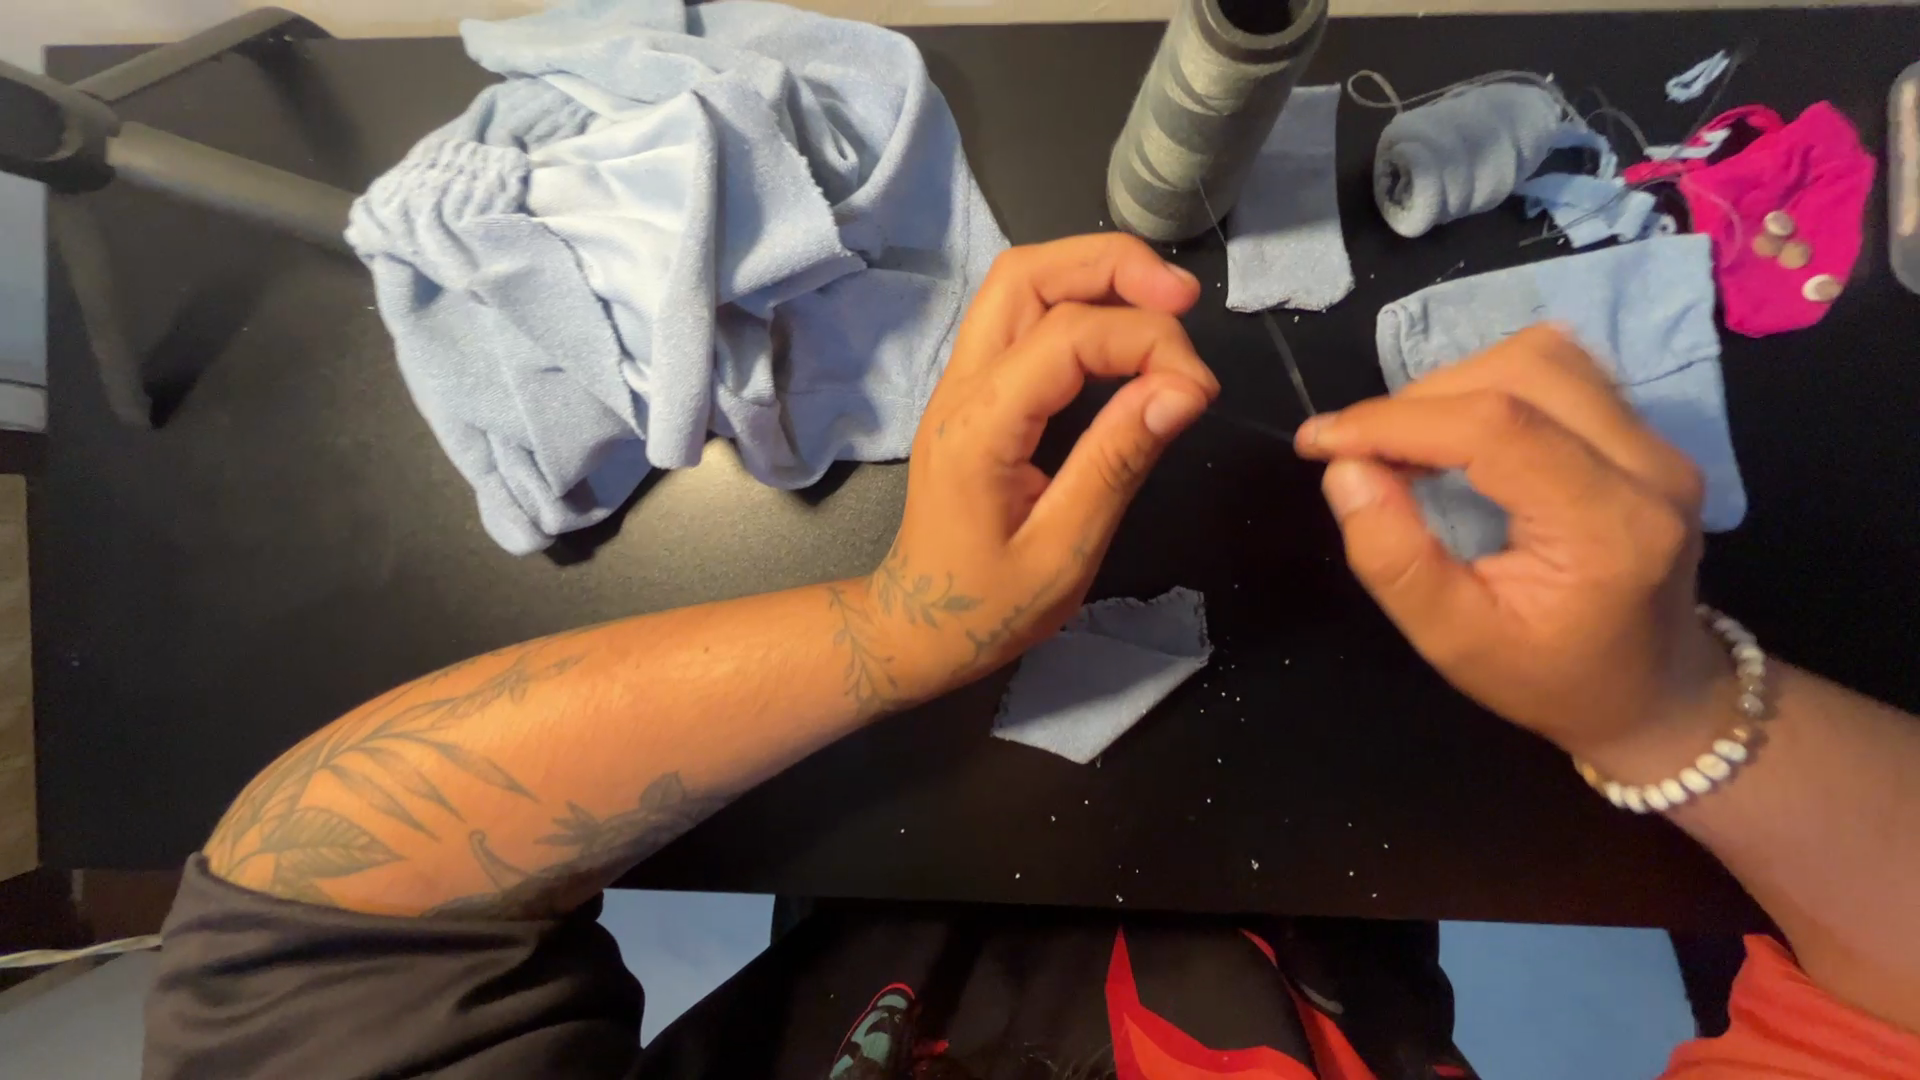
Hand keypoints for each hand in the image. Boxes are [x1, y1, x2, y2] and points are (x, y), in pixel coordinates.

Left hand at [867, 234, 1218, 693]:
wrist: (918, 626)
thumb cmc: (987, 606)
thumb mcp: (1063, 551)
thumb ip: (1116, 463)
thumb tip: (1182, 390)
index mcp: (980, 428)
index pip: (1067, 337)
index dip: (1147, 343)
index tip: (1200, 390)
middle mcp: (960, 389)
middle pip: (1026, 275)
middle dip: (1111, 266)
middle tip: (1183, 296)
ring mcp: (958, 387)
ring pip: (1018, 287)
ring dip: (1091, 276)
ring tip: (1160, 304)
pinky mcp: (971, 398)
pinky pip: (1018, 322)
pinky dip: (1073, 306)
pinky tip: (1117, 334)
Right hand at [1294, 325, 1727, 761]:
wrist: (1651, 694)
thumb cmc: (1544, 678)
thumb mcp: (1449, 640)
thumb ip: (1392, 558)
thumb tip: (1345, 471)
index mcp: (1605, 527)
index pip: (1494, 428)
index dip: (1391, 421)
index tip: (1319, 443)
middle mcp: (1647, 466)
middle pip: (1519, 372)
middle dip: (1414, 402)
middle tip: (1362, 452)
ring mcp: (1655, 443)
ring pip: (1538, 357)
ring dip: (1448, 387)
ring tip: (1404, 443)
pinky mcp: (1642, 434)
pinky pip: (1555, 372)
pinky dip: (1481, 386)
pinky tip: (1449, 433)